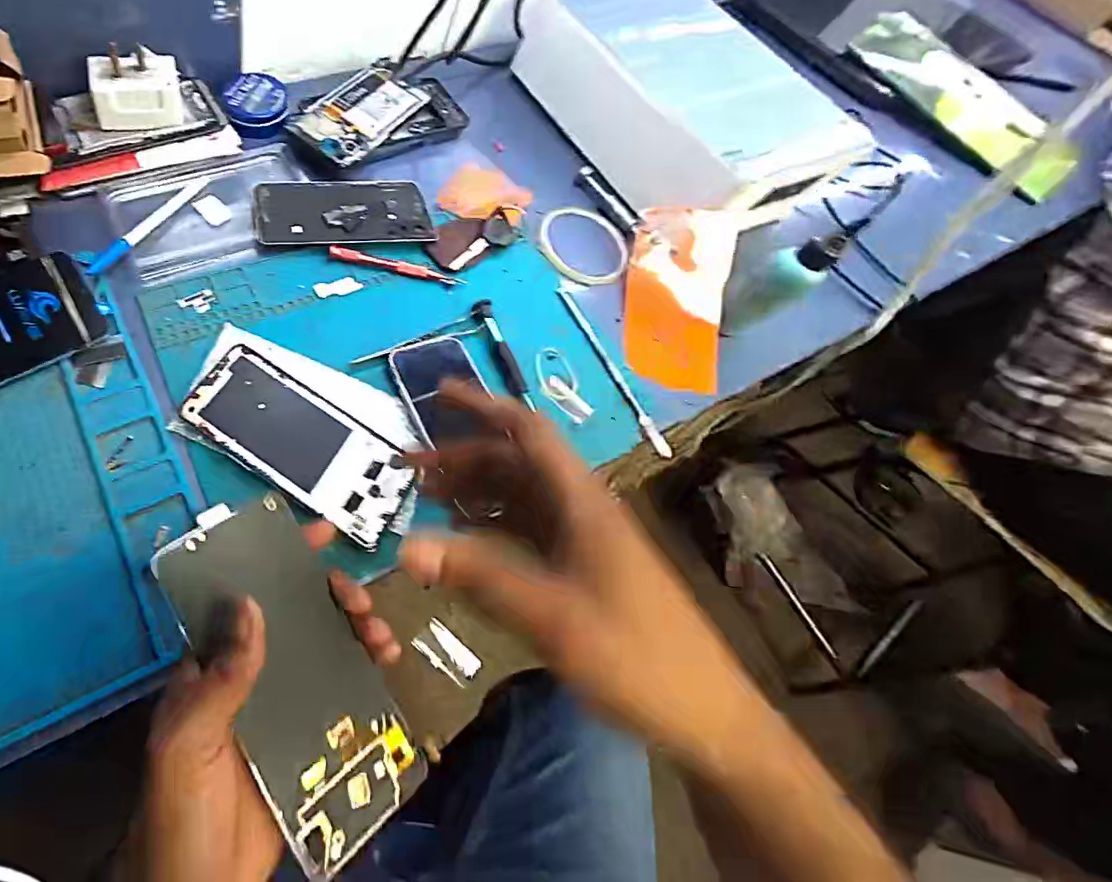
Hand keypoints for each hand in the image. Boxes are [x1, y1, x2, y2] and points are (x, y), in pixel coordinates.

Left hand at [126, 523, 397, 881]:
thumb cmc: (177, 808)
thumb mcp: (188, 739)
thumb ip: (220, 677)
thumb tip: (252, 605)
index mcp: (213, 663)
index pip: (244, 596)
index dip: (276, 559)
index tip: (315, 535)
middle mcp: (250, 673)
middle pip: (295, 616)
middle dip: (328, 594)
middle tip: (355, 599)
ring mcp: (281, 703)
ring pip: (324, 647)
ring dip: (354, 629)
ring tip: (378, 632)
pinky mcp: (308, 736)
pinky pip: (341, 692)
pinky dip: (364, 672)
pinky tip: (384, 664)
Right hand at [399, 381, 763, 768]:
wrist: (704, 715)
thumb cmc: (636, 657)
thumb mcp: (552, 616)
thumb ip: (478, 577)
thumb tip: (406, 548)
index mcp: (582, 501)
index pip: (528, 432)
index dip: (483, 406)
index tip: (440, 394)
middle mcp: (579, 508)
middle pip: (514, 463)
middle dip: (461, 456)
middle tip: (411, 468)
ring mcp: (580, 536)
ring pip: (517, 495)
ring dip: (472, 489)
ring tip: (425, 496)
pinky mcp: (578, 564)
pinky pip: (525, 527)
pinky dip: (489, 522)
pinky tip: (462, 534)